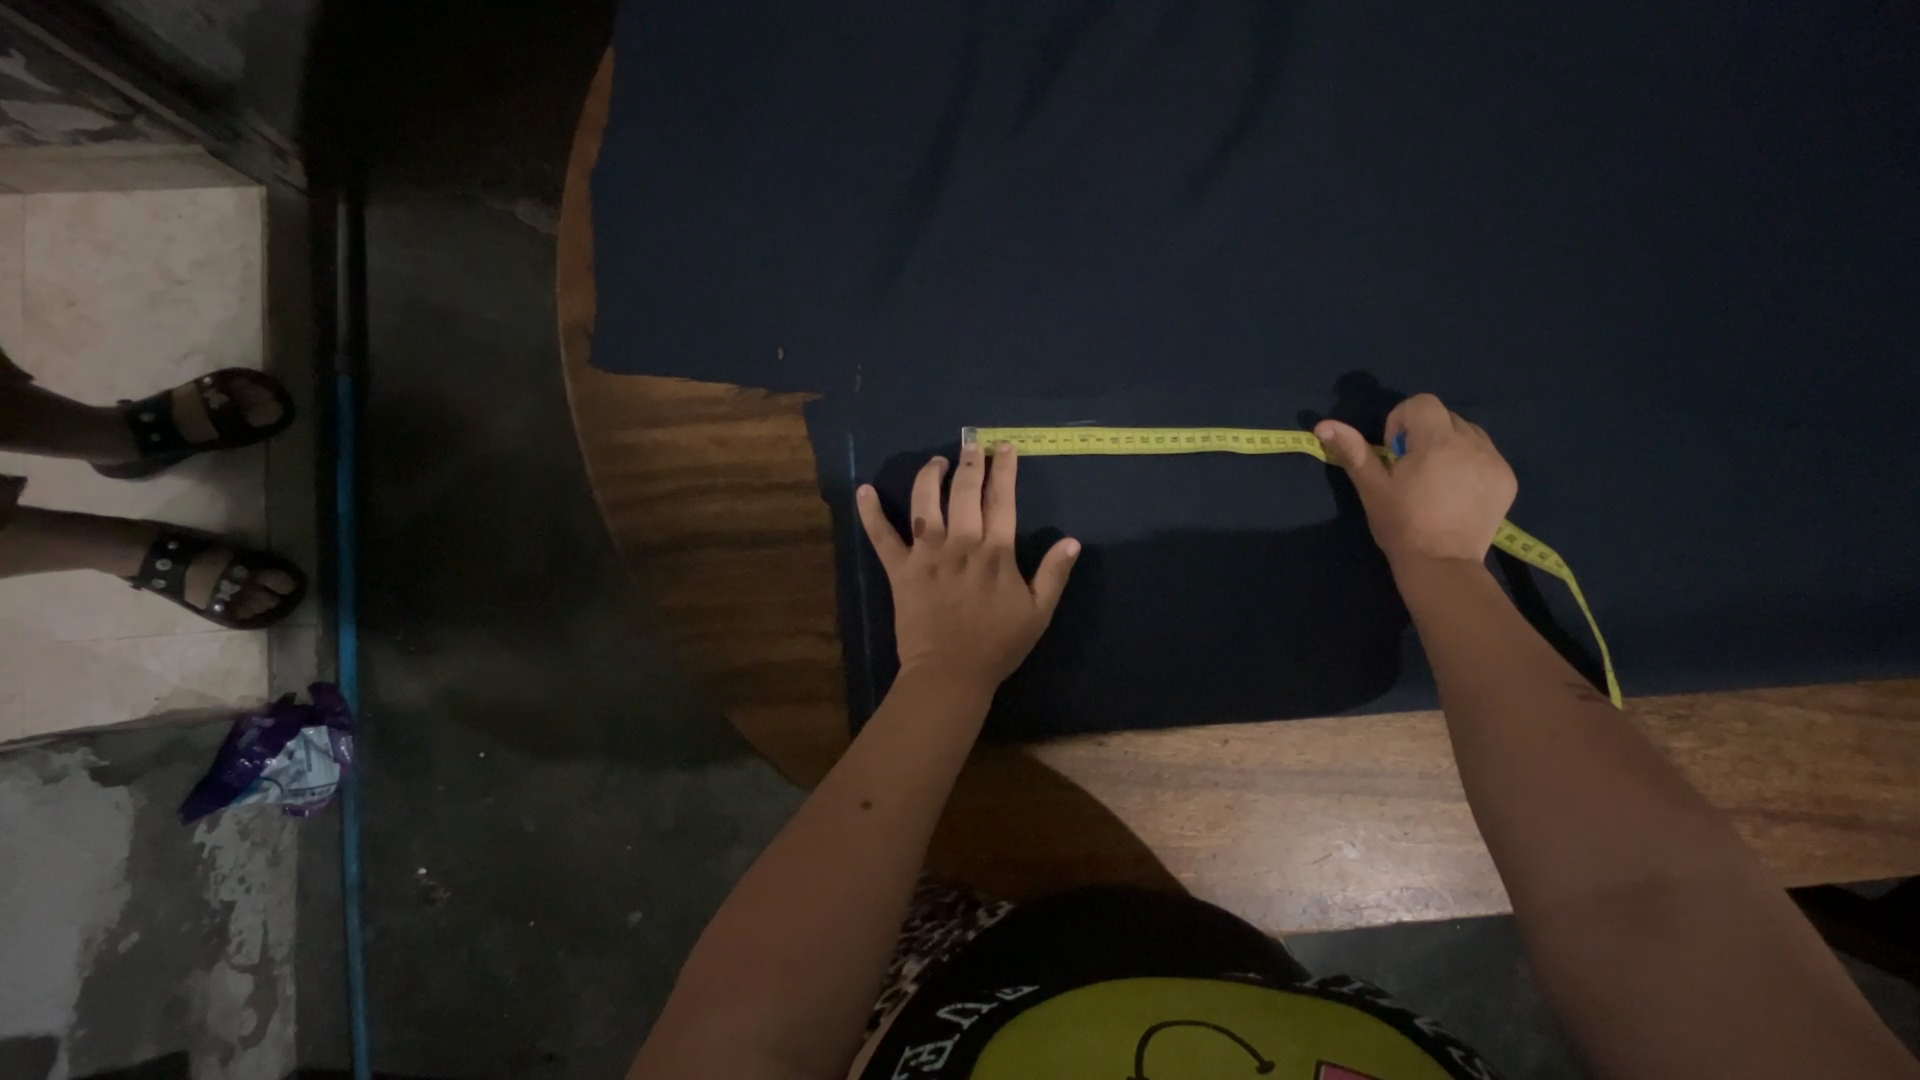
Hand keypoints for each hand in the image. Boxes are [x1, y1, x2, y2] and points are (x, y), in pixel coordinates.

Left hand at [856, 436, 1079, 691]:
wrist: (950, 673)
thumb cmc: (998, 646)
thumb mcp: (1038, 613)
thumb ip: (1054, 574)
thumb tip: (1072, 541)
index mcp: (996, 552)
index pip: (1002, 500)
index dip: (1004, 470)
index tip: (1005, 448)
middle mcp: (961, 544)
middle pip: (964, 492)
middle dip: (970, 463)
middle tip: (973, 444)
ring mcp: (927, 554)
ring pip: (925, 503)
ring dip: (930, 476)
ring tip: (936, 461)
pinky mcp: (900, 570)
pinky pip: (882, 537)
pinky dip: (871, 513)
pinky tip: (864, 490)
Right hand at [1314, 393, 1516, 565]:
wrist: (1441, 564)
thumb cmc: (1401, 525)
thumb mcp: (1372, 487)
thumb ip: (1353, 451)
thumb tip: (1324, 425)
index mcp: (1437, 443)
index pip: (1422, 403)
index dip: (1401, 421)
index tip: (1396, 452)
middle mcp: (1472, 444)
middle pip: (1445, 416)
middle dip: (1424, 433)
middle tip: (1413, 469)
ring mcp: (1495, 461)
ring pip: (1468, 432)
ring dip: (1448, 445)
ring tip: (1436, 479)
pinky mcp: (1507, 478)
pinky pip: (1486, 454)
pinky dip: (1469, 462)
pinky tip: (1456, 492)